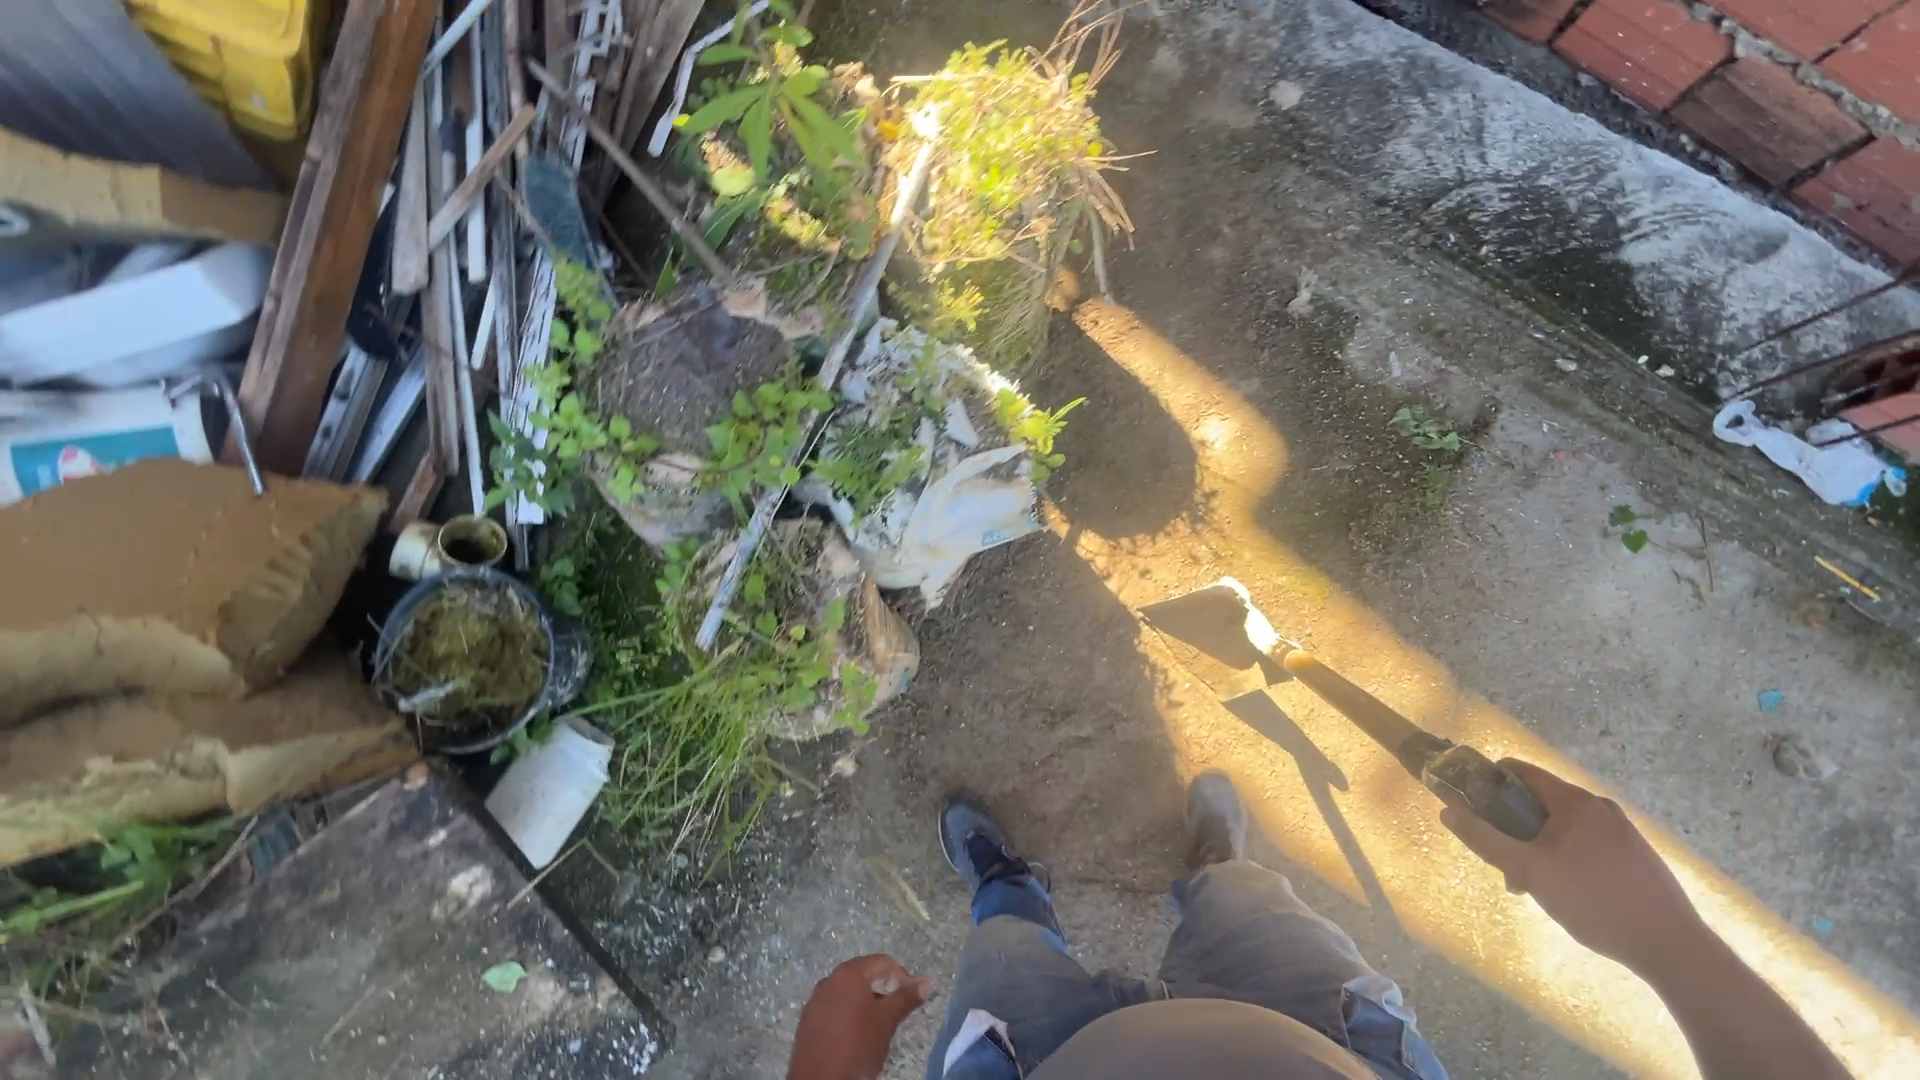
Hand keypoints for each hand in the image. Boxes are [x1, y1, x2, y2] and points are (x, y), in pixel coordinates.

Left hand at [787, 954, 934, 1079]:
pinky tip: (856, 1036)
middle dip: (883, 989)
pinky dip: (849, 1015)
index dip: (900, 975)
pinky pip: (834, 1009)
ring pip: (848, 994)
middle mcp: (829, 981)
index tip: (911, 995)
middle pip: (863, 975)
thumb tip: (927, 981)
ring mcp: (815, 1001)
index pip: (881, 962)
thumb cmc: (857, 1045)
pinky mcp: (808, 1022)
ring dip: (866, 1003)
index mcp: (848, 974)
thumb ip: (906, 998)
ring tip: (878, 1025)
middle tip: (896, 1009)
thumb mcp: (887, 1021)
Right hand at [1440, 759, 1705, 974]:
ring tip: (1532, 883)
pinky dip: (1564, 857)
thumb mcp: (1529, 871)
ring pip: (1562, 827)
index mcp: (1576, 802)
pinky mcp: (1637, 858)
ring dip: (1537, 846)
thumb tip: (1448, 812)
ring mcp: (1624, 833)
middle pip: (1539, 802)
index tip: (1470, 805)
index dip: (1487, 781)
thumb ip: (1485, 839)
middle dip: (1512, 826)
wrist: (1675, 949)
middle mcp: (1601, 809)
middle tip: (1502, 858)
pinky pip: (1586, 844)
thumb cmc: (1595, 901)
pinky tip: (1565, 892)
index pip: (1520, 772)